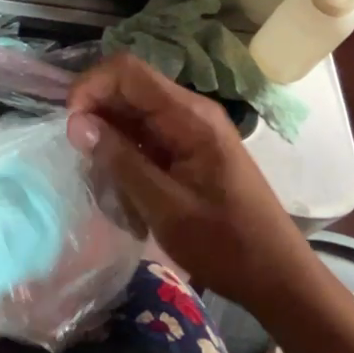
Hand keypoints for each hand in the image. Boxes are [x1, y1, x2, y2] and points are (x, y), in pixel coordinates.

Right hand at [65, 52, 317, 312]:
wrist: (281, 281)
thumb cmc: (226, 243)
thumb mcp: (164, 206)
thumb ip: (119, 160)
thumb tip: (75, 123)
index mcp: (189, 116)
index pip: (126, 70)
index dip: (91, 85)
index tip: (72, 124)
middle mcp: (189, 112)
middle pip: (127, 87)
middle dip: (95, 112)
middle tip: (80, 154)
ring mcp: (190, 130)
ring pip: (132, 111)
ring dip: (107, 134)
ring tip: (98, 171)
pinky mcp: (188, 149)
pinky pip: (144, 133)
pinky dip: (123, 150)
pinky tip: (119, 181)